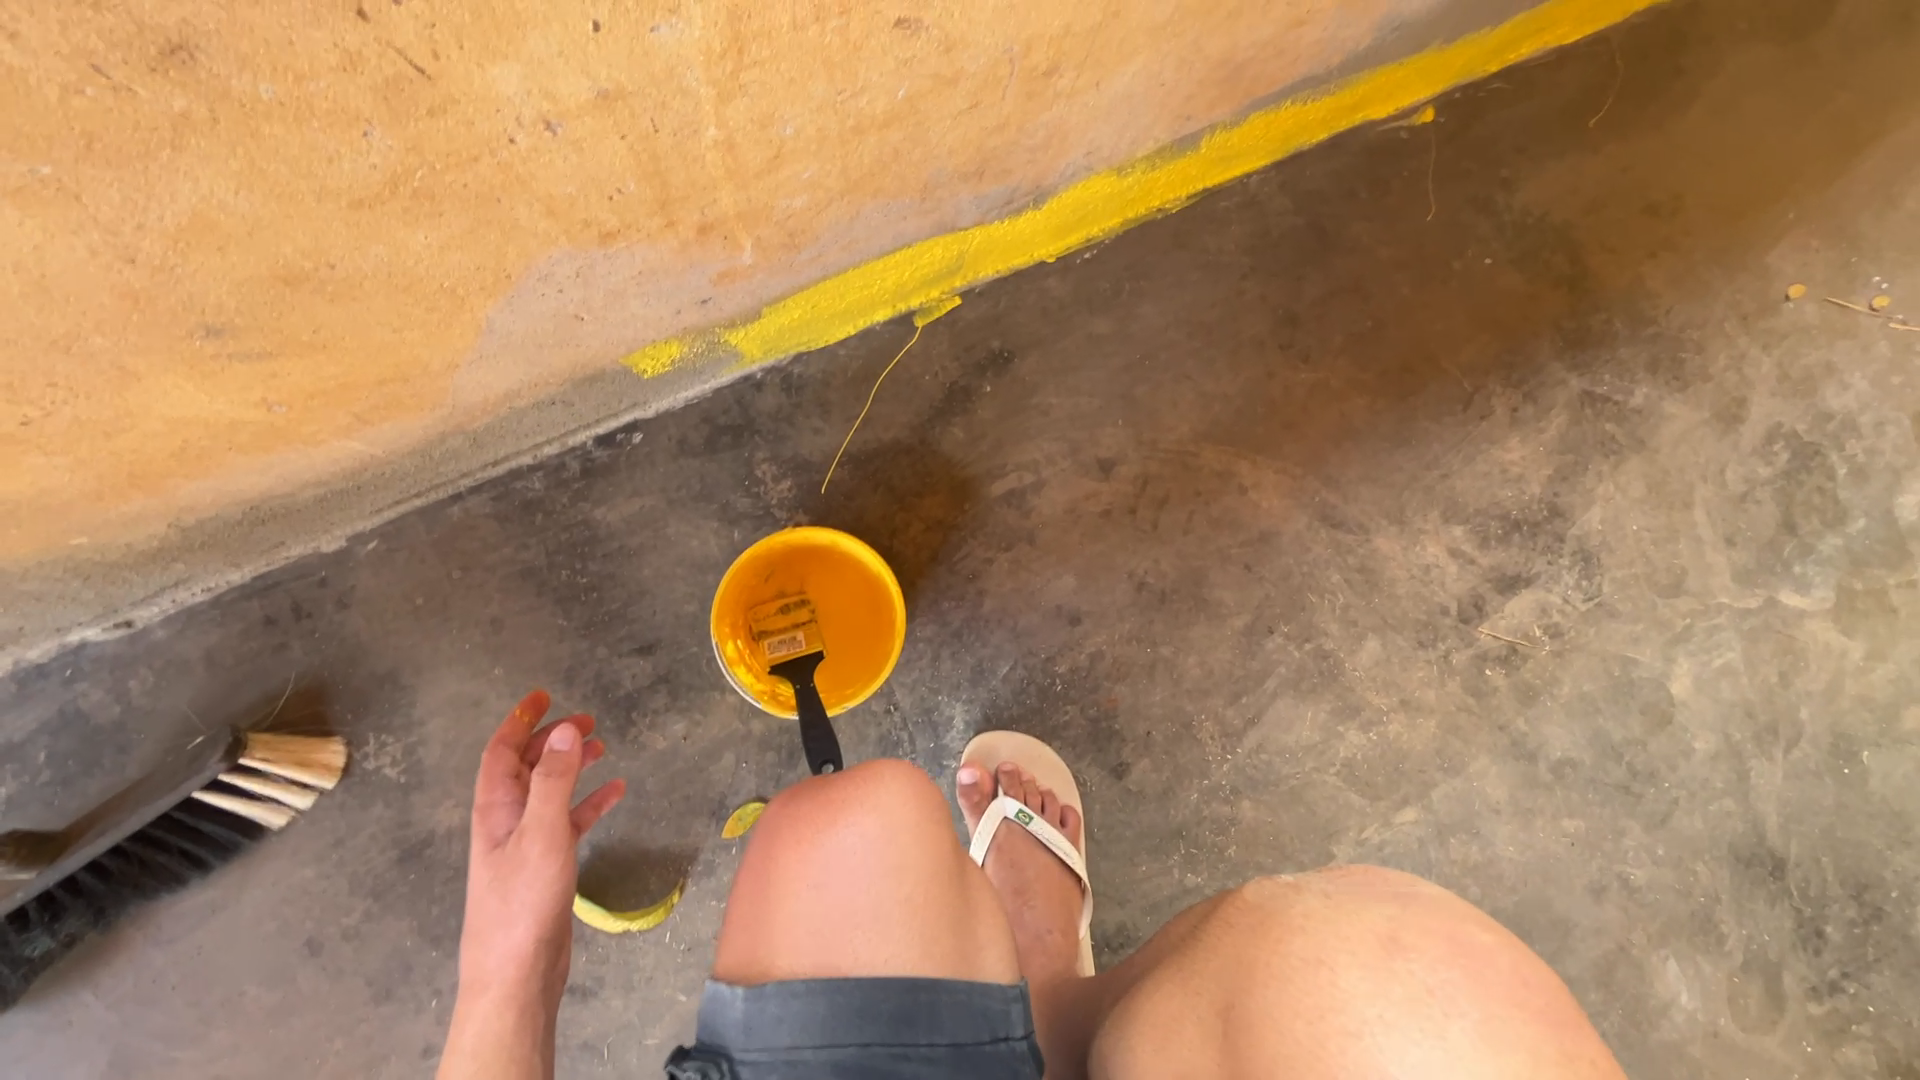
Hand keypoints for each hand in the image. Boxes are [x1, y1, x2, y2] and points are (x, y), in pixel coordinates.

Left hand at [439, 691, 625, 1079]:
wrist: (517, 970)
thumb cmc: (523, 898)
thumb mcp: (540, 831)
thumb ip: (553, 779)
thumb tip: (564, 729)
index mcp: (495, 807)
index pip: (502, 751)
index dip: (520, 720)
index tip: (543, 694)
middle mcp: (507, 819)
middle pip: (526, 766)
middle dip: (552, 738)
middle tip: (587, 719)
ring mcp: (527, 843)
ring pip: (550, 790)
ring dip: (573, 766)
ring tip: (604, 747)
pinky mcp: (547, 864)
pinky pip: (570, 820)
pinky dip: (590, 803)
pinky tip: (616, 793)